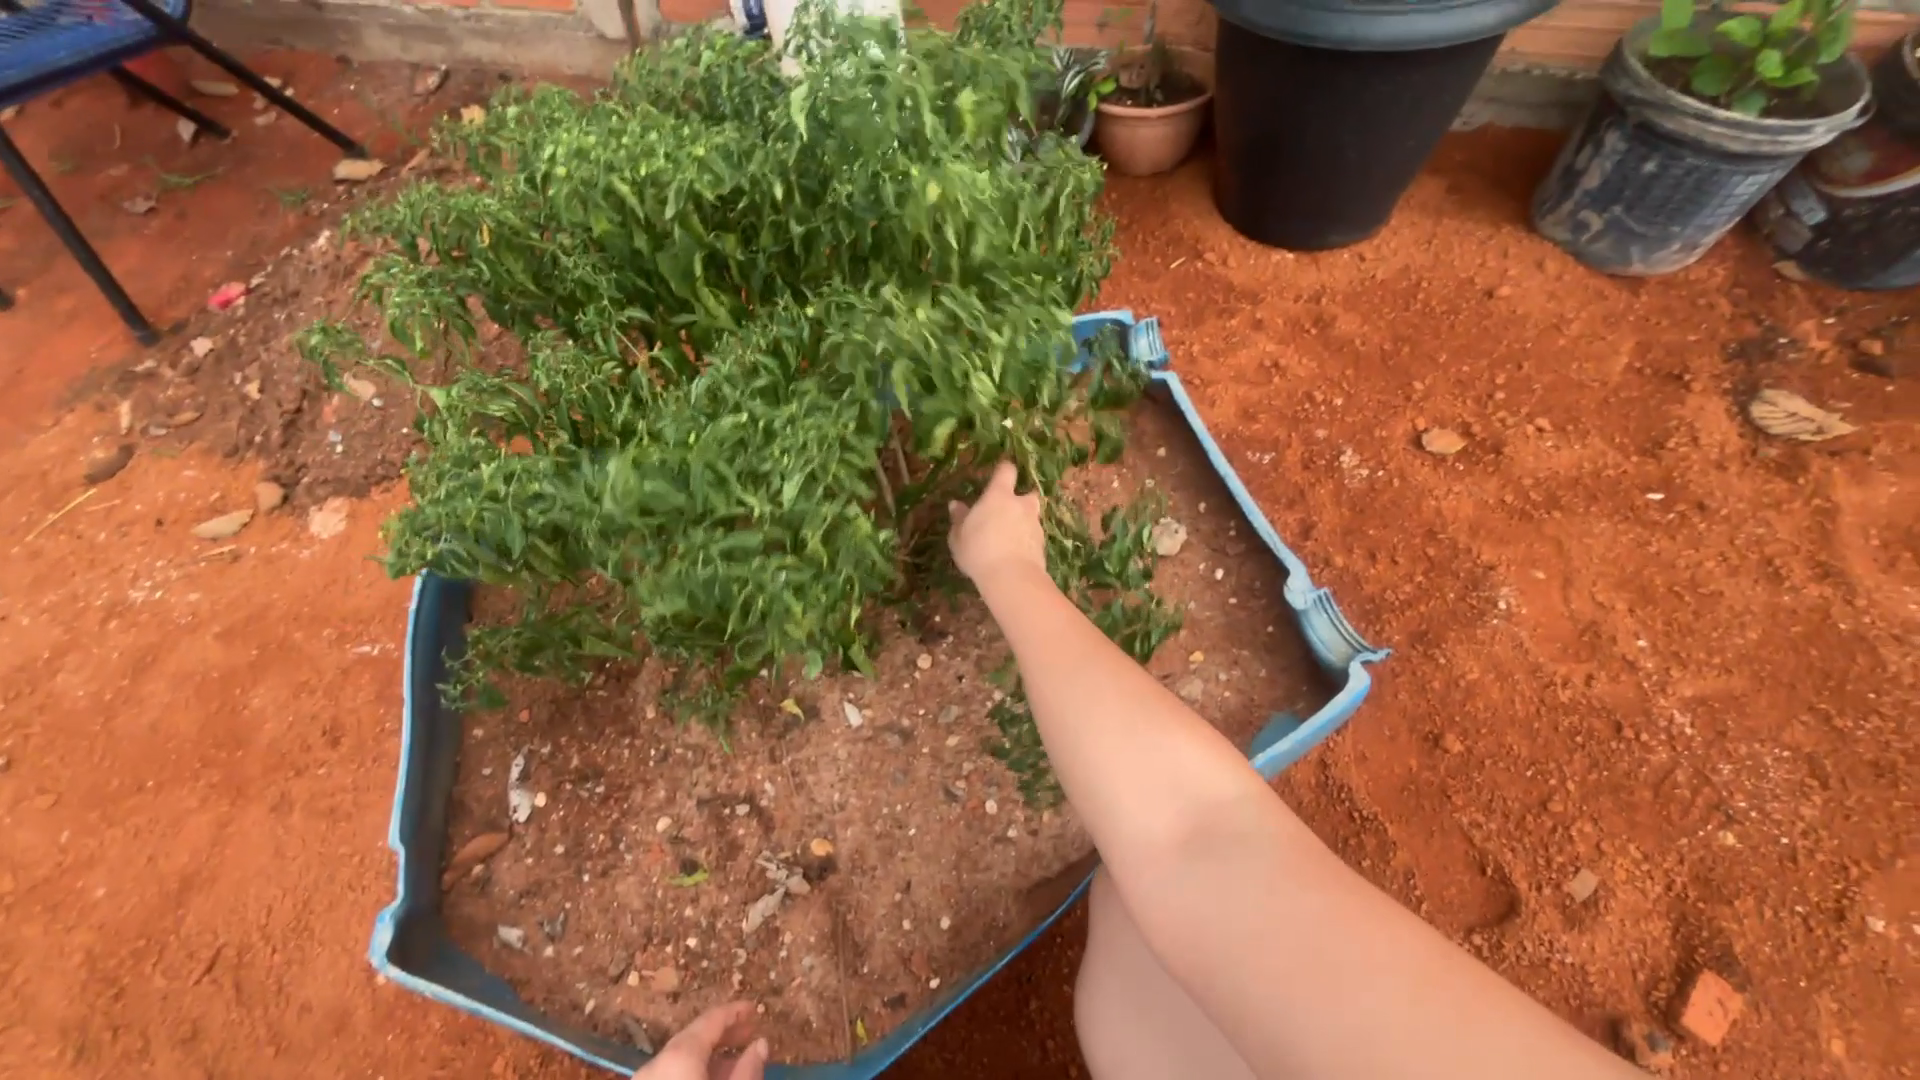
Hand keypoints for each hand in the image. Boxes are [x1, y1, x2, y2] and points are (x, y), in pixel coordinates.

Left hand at [631, 1001, 768, 1079]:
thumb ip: (747, 1069)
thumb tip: (761, 1044)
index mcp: (679, 1053)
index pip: (711, 1018)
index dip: (736, 1010)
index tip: (755, 1008)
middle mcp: (656, 1061)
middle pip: (694, 1037)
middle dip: (724, 1034)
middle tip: (751, 1032)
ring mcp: (644, 1079)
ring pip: (681, 1059)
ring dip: (710, 1057)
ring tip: (736, 1063)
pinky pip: (670, 1074)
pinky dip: (692, 1070)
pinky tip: (711, 1078)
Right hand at [948, 461, 1045, 586]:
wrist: (1011, 577)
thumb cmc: (978, 550)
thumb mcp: (958, 536)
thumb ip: (959, 519)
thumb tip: (956, 505)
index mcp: (999, 496)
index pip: (1006, 471)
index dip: (1004, 470)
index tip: (1000, 474)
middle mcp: (1021, 505)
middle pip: (1028, 494)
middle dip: (1021, 500)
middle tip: (1008, 512)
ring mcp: (1035, 525)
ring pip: (1032, 517)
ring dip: (1023, 524)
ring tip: (1009, 539)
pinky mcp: (1042, 545)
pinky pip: (1034, 538)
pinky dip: (1027, 542)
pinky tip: (1015, 555)